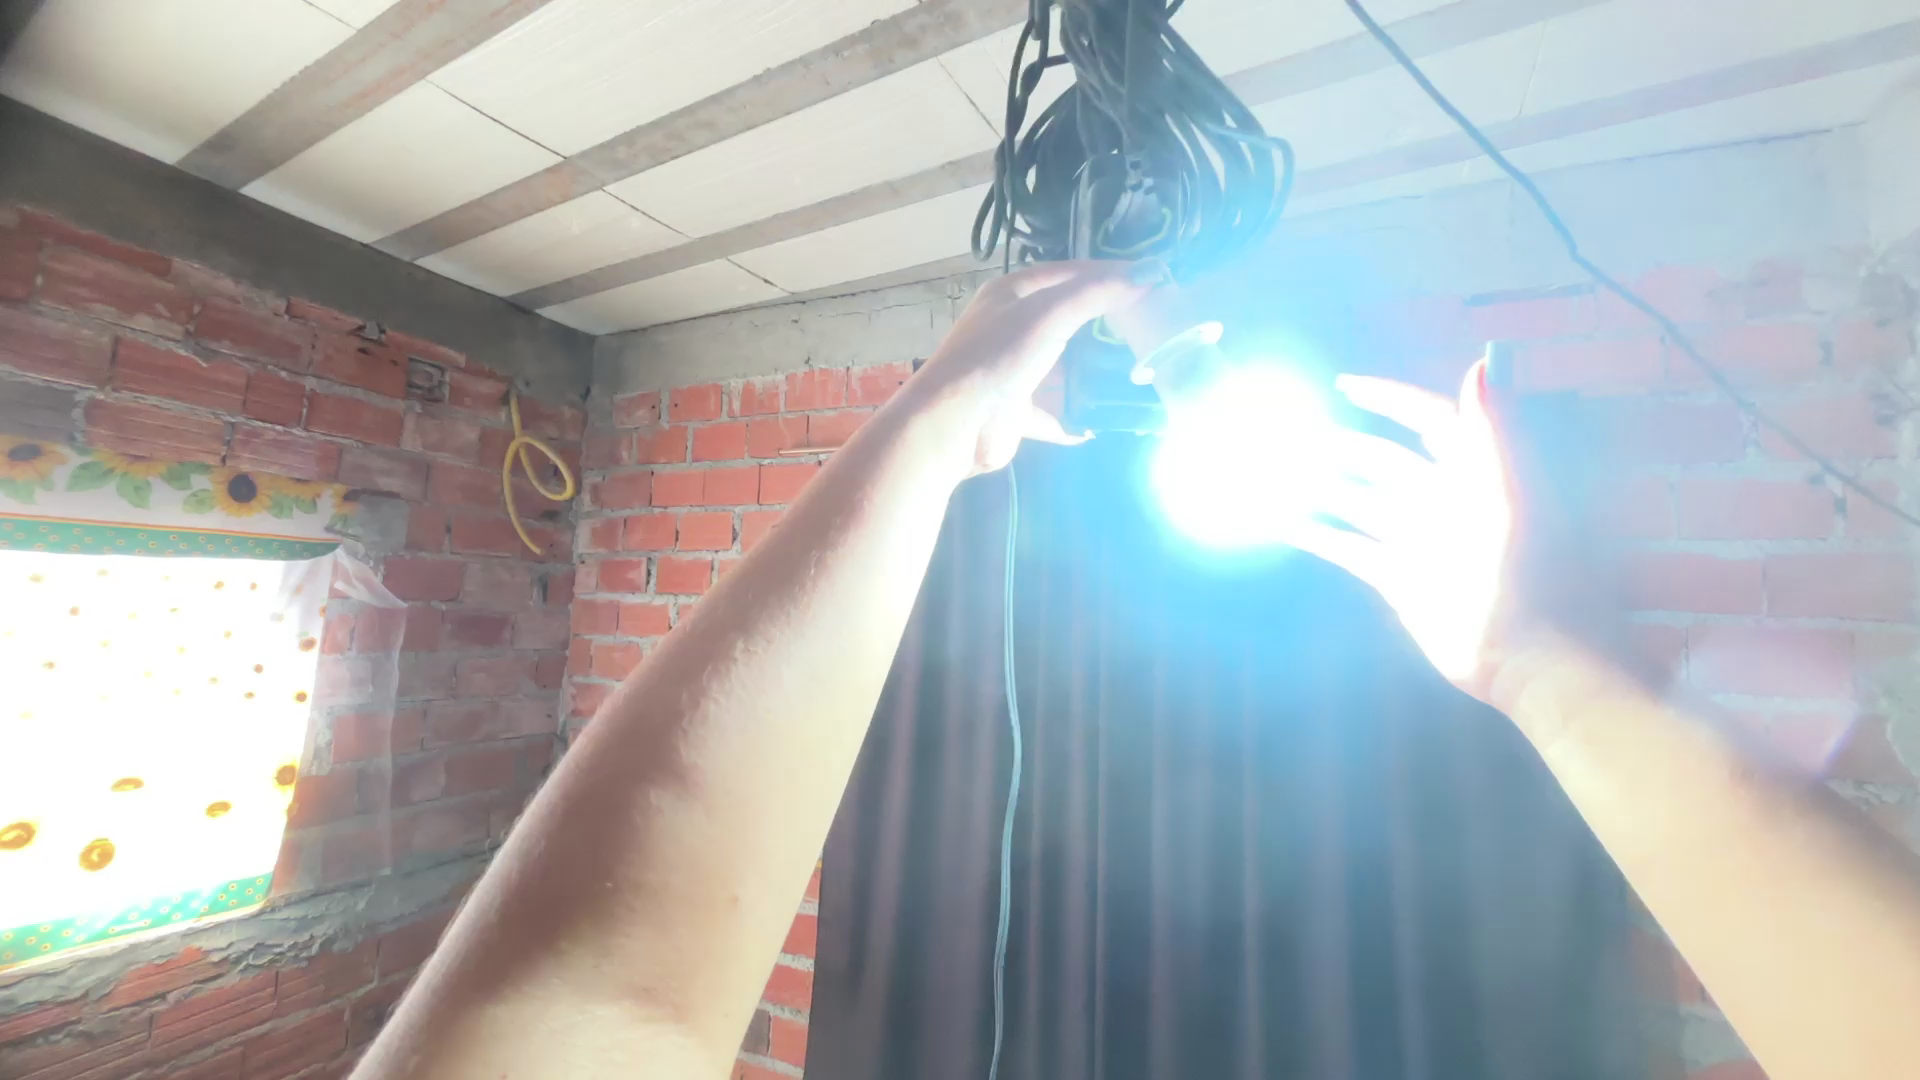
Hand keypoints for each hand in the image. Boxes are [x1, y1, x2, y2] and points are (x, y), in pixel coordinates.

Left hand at [897, 260, 1151, 476]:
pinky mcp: (1015, 412)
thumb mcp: (1052, 313)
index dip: (1111, 275)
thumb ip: (1099, 292)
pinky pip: (1053, 413)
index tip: (1154, 281)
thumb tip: (1151, 273)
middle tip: (1151, 329)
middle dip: (1106, 326)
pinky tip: (1103, 422)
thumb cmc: (1000, 356)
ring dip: (1093, 375)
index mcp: (1014, 293)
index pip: (1071, 273)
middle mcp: (1011, 328)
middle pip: (1068, 321)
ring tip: (1138, 375)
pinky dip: (1075, 419)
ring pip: (1062, 369)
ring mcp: (1012, 372)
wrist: (956, 423)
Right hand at [1281, 359, 1529, 701]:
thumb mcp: (1514, 498)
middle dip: (1341, 447)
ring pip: (1359, 503)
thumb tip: (1479, 363)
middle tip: (1291, 436)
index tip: (1343, 386)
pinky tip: (1286, 525)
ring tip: (1278, 475)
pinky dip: (1318, 536)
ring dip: (1321, 488)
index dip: (1389, 399)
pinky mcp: (1396, 578)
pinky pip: (1349, 548)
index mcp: (1475, 476)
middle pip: (1382, 462)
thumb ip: (1494, 433)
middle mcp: (1442, 502)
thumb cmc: (1530, 577)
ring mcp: (1416, 541)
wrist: (1532, 661)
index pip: (1428, 421)